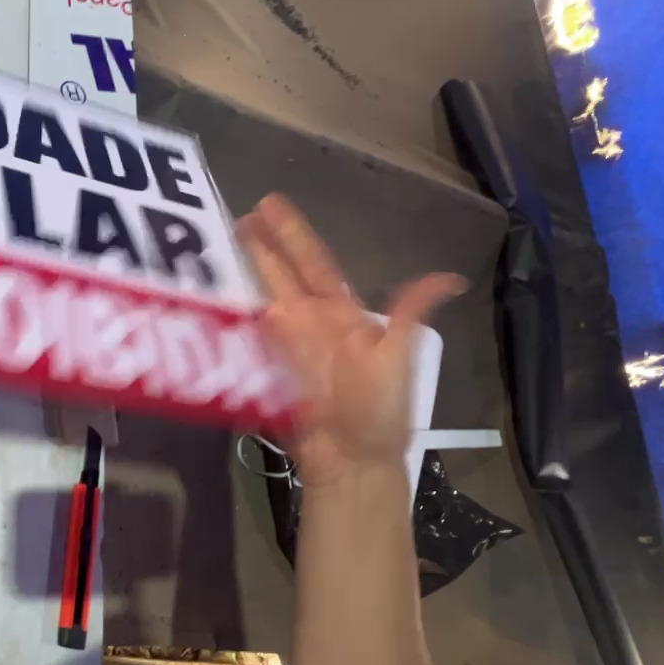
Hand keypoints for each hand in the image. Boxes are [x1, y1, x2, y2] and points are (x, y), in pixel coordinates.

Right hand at [237, 194, 463, 486]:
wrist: (354, 459)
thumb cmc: (380, 412)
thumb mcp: (400, 357)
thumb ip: (408, 313)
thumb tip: (449, 277)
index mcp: (340, 315)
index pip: (314, 265)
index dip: (293, 236)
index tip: (270, 205)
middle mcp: (308, 323)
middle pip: (280, 277)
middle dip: (260, 247)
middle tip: (238, 216)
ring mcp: (283, 347)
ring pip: (259, 302)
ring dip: (241, 277)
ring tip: (219, 251)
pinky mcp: (264, 370)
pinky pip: (247, 341)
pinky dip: (233, 322)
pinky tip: (214, 301)